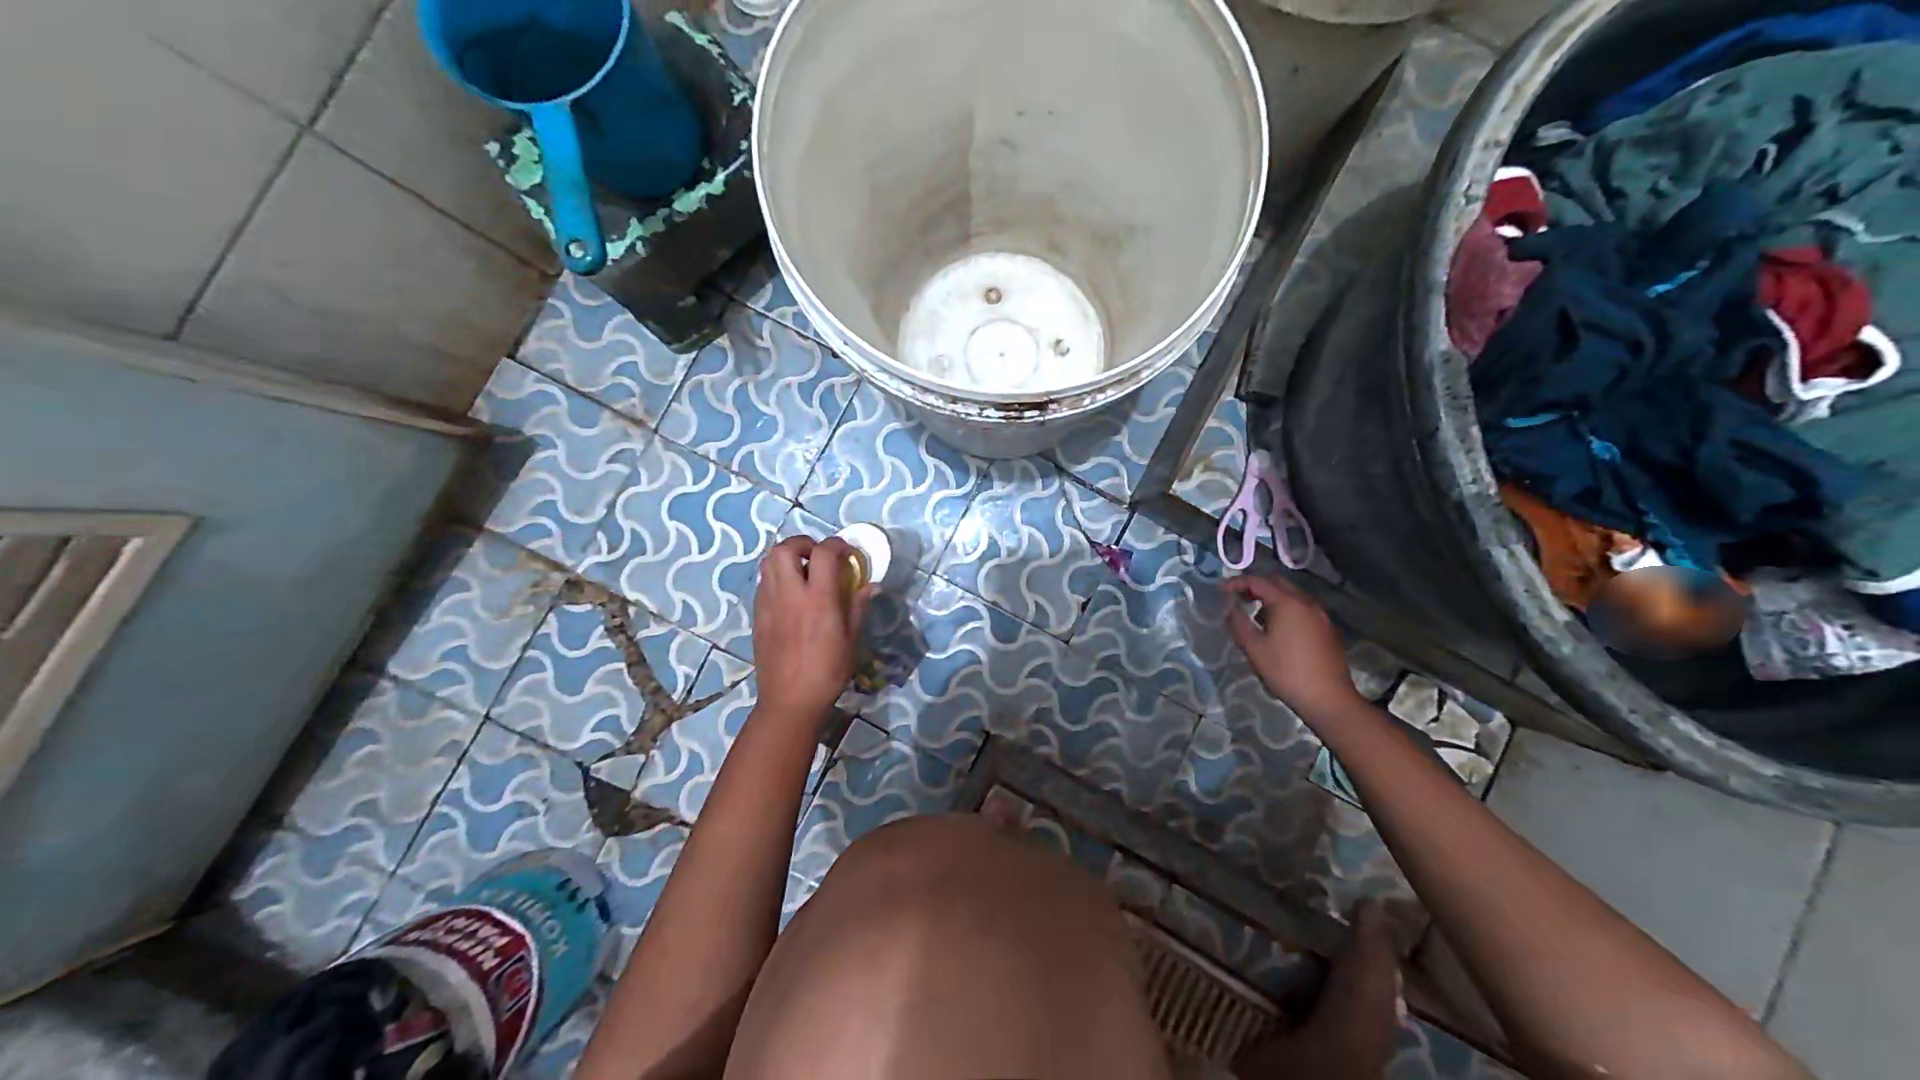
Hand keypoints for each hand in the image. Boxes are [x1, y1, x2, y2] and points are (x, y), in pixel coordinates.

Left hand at [752, 536, 873, 726]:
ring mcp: (769, 603)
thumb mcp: (851, 638)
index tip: (848, 553)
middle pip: (786, 548)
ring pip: (769, 562)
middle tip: (818, 556)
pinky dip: (778, 577)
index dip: (838, 545)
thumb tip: (870, 585)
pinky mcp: (758, 615)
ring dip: (787, 557)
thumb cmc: (828, 671)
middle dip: (803, 543)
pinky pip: (764, 582)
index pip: (824, 553)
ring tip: (804, 571)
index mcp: (818, 599)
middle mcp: (790, 594)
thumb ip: (858, 606)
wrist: (790, 699)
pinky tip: (792, 594)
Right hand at [1225, 575, 1363, 718]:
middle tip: (1239, 598)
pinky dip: (1287, 609)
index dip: (1238, 583)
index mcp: (1287, 603)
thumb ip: (1238, 623)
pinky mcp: (1328, 628)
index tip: (1223, 591)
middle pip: (1278, 583)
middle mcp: (1306, 602)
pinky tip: (1279, 629)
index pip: (1259, 582)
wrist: (1327, 697)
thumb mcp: (1254, 648)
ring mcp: (1321, 615)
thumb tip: (1230, 609)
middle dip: (1256, 587)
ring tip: (1257, 616)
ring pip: (1293, 596)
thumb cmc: (1286, 671)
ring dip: (1273, 598)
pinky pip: (1303, 608)